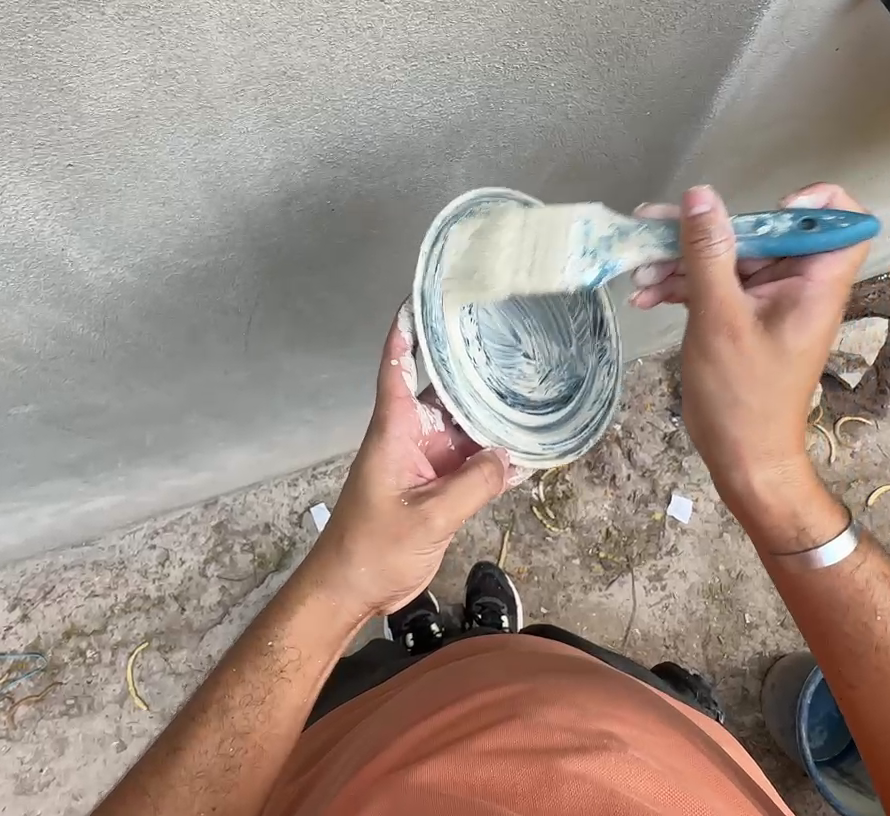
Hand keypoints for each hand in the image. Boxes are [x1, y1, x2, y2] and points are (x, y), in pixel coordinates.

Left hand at [302, 305, 511, 618]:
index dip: (405, 333)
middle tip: (513, 344)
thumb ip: (471, 485)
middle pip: (445, 394)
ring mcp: (428, 462)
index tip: (420, 299)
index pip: (396, 368)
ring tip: (535, 392)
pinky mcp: (439, 488)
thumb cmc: (373, 548)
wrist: (353, 590)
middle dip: (473, 372)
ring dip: (493, 419)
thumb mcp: (426, 517)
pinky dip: (496, 459)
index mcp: (395, 430)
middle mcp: (413, 437)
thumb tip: (509, 455)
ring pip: (465, 429)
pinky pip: (472, 464)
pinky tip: (529, 451)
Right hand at [630, 184, 869, 549]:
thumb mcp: (719, 317)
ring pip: (727, 259)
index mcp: (814, 283)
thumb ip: (708, 253)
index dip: (811, 205)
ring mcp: (765, 302)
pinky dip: (680, 286)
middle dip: (706, 231)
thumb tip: (699, 195)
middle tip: (653, 226)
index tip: (765, 209)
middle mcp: (795, 286)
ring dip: (680, 261)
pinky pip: (712, 285)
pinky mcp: (738, 317)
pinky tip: (644, 297)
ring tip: (637, 272)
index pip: (840, 222)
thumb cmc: (742, 392)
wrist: (740, 456)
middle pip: (760, 235)